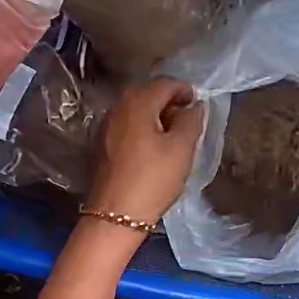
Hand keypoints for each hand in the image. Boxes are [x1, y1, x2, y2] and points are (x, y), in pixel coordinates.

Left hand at [88, 77, 206, 225]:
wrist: (114, 216)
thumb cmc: (152, 180)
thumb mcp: (181, 149)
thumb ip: (191, 121)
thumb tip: (195, 106)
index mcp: (137, 103)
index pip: (164, 83)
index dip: (184, 89)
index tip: (197, 103)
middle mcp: (117, 108)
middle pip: (146, 93)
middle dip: (168, 101)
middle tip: (186, 119)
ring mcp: (105, 126)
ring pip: (134, 110)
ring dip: (154, 115)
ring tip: (171, 135)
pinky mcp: (100, 145)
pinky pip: (125, 126)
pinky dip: (140, 128)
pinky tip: (151, 147)